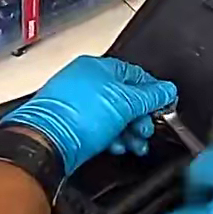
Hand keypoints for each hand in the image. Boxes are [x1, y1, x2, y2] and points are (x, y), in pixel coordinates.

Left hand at [0, 56, 177, 174]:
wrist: (45, 142)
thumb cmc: (77, 116)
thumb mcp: (126, 103)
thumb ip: (150, 96)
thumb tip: (167, 90)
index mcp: (97, 67)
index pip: (136, 74)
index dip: (153, 91)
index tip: (164, 105)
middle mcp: (85, 82)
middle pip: (125, 97)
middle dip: (140, 117)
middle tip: (146, 130)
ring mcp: (76, 103)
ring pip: (113, 115)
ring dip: (128, 131)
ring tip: (135, 144)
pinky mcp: (69, 123)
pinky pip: (98, 127)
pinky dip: (112, 137)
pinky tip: (117, 146)